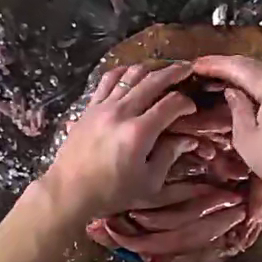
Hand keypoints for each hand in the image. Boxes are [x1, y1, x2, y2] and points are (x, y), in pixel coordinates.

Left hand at [41, 62, 200, 222]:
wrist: (70, 191)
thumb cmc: (112, 192)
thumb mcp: (149, 183)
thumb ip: (169, 157)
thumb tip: (188, 140)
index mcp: (139, 133)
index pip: (171, 105)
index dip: (186, 103)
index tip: (192, 108)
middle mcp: (122, 113)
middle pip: (152, 82)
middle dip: (174, 73)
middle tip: (187, 69)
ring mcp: (103, 107)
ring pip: (130, 75)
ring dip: (150, 69)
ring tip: (162, 69)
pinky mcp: (89, 107)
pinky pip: (107, 80)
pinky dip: (123, 72)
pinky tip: (131, 73)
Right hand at [190, 55, 261, 196]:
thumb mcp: (247, 140)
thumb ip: (237, 109)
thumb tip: (230, 91)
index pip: (241, 67)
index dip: (216, 65)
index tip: (195, 64)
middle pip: (253, 65)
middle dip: (226, 66)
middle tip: (201, 68)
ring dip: (241, 73)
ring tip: (216, 74)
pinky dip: (256, 82)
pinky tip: (240, 85)